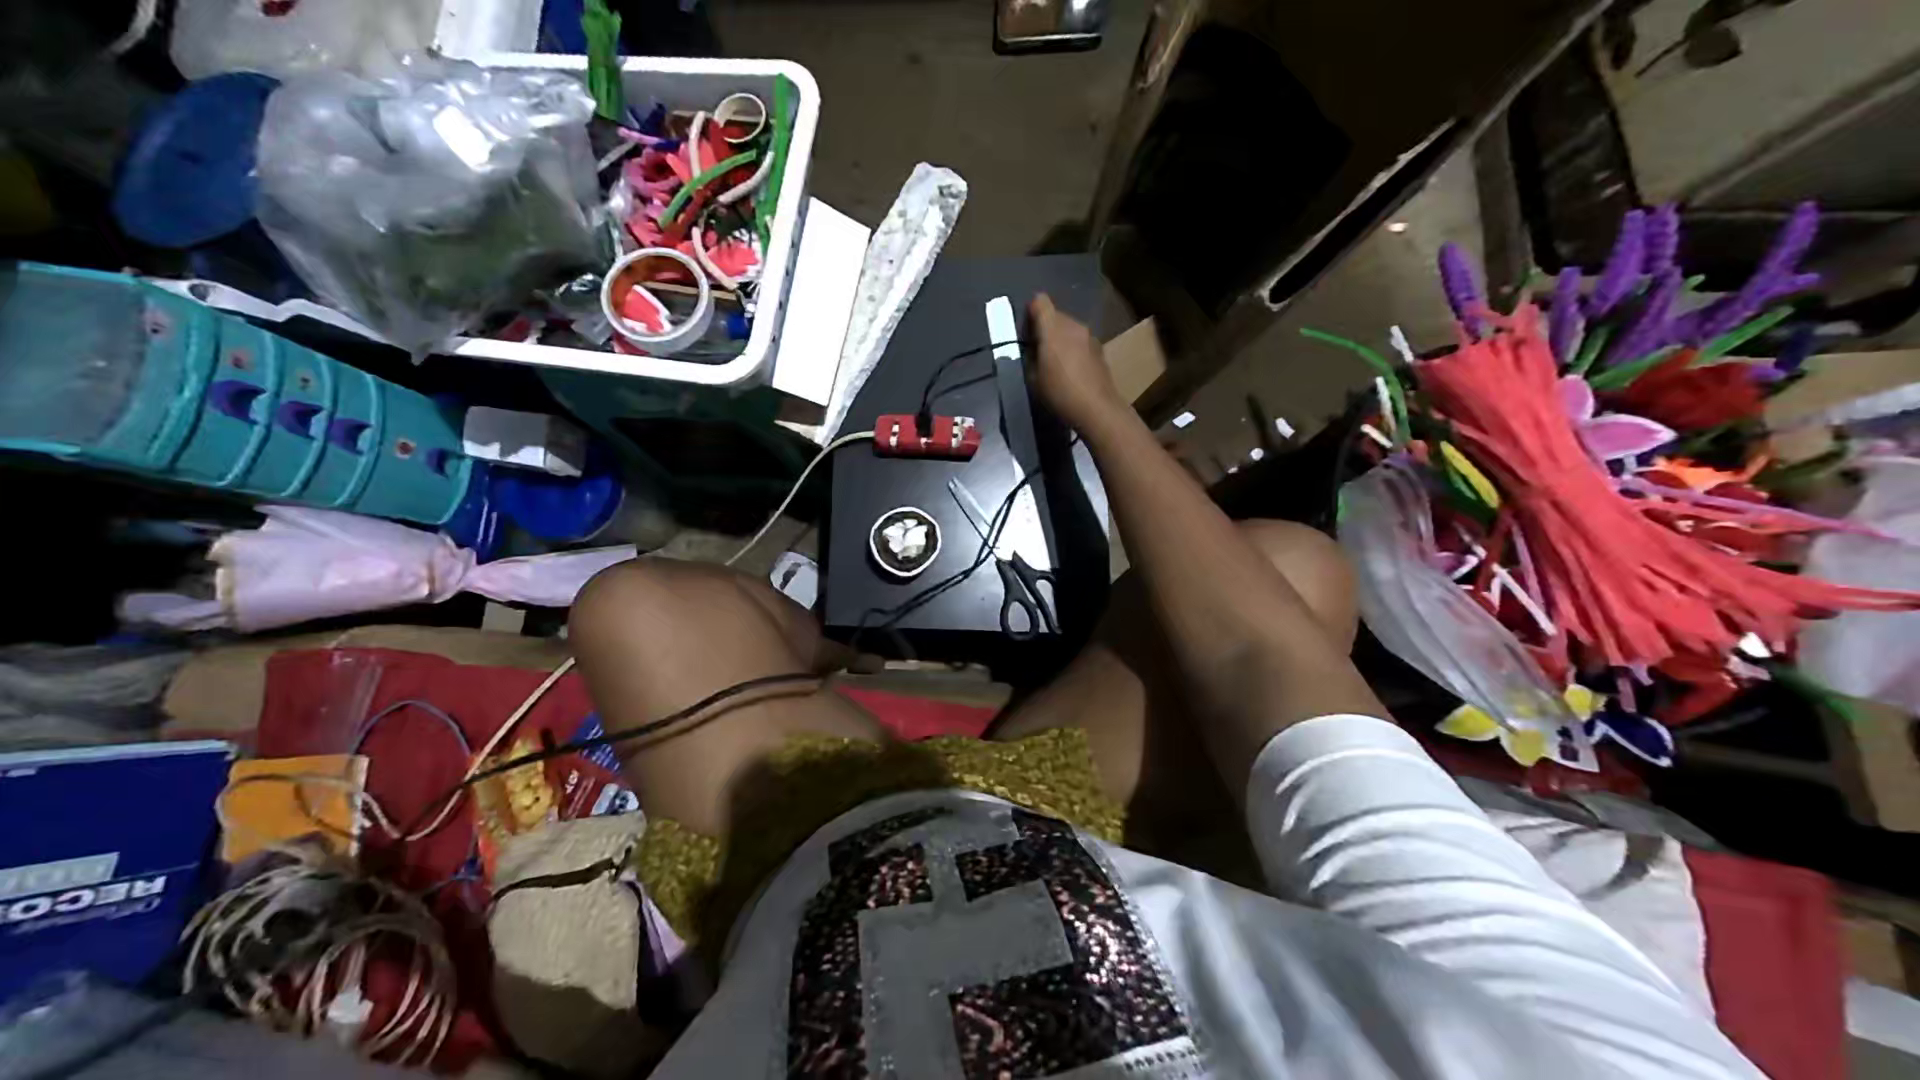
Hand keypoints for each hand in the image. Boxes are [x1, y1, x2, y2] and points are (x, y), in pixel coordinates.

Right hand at [1029, 294, 1126, 430]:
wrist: (1097, 408)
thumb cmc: (1060, 393)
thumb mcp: (1033, 378)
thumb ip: (1029, 357)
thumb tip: (1031, 349)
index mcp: (1053, 328)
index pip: (1040, 301)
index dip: (1030, 311)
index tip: (1026, 331)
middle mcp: (1073, 325)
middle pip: (1055, 315)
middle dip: (1045, 328)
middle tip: (1037, 350)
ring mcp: (1090, 335)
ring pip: (1069, 328)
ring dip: (1060, 338)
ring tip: (1055, 362)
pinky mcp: (1100, 348)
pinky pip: (1080, 340)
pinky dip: (1073, 348)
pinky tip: (1071, 370)